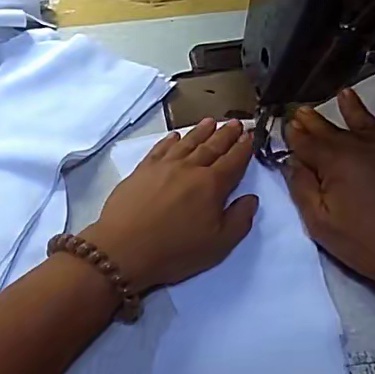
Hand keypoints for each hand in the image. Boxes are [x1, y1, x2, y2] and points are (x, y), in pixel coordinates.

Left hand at [81, 118, 258, 290]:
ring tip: (210, 121)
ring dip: (200, 131)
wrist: (124, 249)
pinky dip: (170, 141)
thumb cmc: (175, 251)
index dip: (243, 148)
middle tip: (234, 123)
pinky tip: (175, 137)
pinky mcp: (141, 171)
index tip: (250, 136)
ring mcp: (163, 167)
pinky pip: (160, 149)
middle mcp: (189, 169)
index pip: (233, 161)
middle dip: (225, 134)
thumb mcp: (218, 245)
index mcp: (212, 185)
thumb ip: (239, 220)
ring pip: (186, 143)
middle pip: (211, 146)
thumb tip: (250, 198)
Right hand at [284, 87, 374, 297]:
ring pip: (370, 124)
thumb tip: (293, 163)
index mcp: (338, 161)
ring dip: (354, 110)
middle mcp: (366, 147)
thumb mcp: (320, 223)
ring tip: (344, 96)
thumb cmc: (366, 243)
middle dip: (315, 121)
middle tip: (302, 111)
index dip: (295, 134)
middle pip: (335, 131)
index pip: (308, 143)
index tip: (286, 124)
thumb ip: (302, 189)